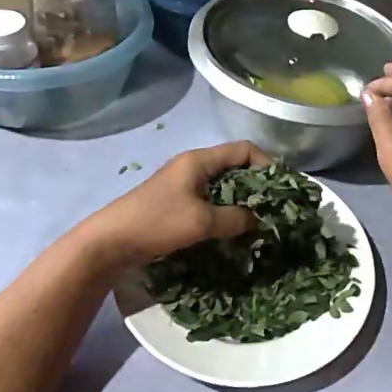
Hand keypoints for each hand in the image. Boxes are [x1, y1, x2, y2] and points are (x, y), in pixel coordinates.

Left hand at [69, 141, 270, 270]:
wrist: (109, 242)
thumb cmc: (156, 222)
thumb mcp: (201, 221)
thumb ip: (236, 218)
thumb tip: (260, 220)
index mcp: (198, 160)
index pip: (243, 149)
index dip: (266, 164)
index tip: (281, 188)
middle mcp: (192, 167)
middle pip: (235, 167)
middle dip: (257, 186)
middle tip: (275, 209)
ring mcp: (183, 186)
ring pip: (223, 187)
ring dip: (241, 202)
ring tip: (259, 223)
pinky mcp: (176, 205)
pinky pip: (210, 202)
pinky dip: (225, 213)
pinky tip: (234, 232)